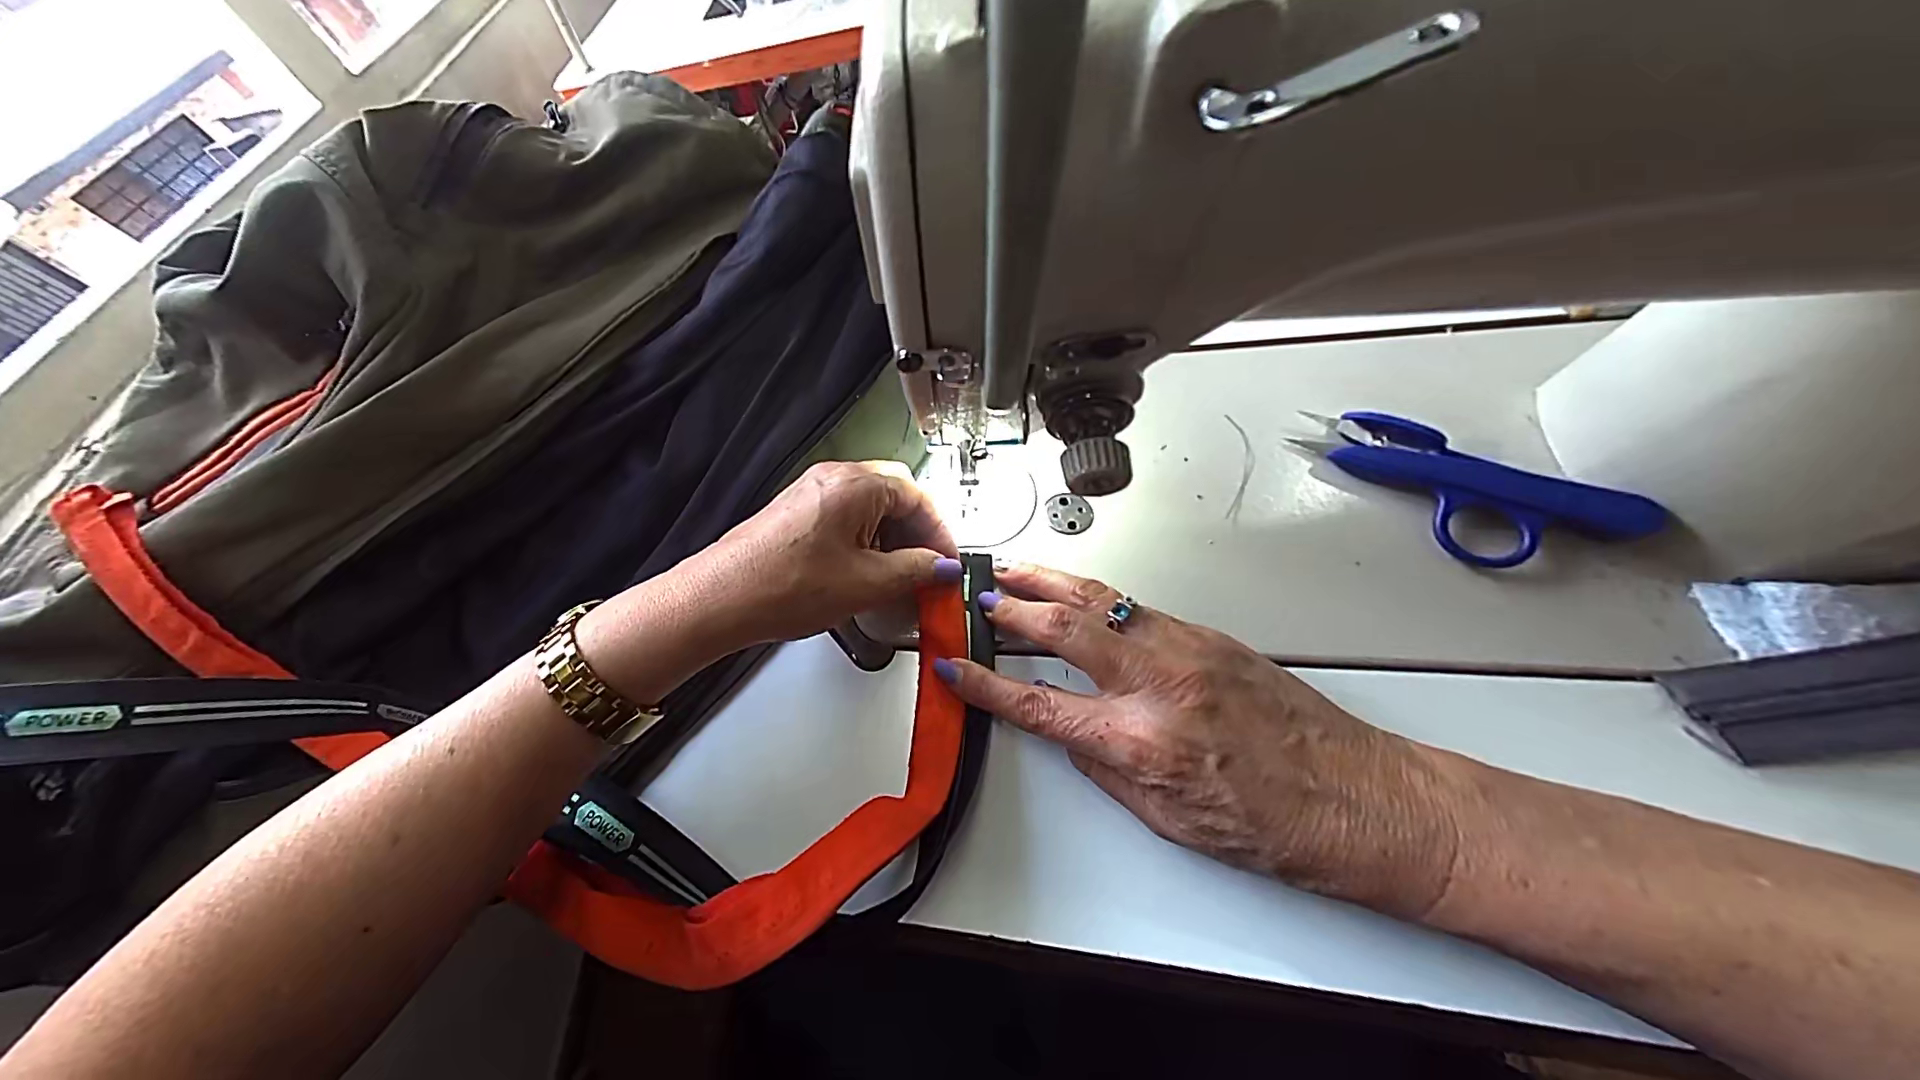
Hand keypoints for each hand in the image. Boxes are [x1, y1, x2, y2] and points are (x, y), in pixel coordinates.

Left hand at [683, 460, 960, 648]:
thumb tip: (940, 567)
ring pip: (871, 507)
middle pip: (896, 495)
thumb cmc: (776, 585)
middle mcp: (831, 479)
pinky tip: (868, 573)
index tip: (947, 560)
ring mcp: (812, 494)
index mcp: (854, 485)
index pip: (918, 496)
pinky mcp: (798, 514)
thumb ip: (915, 571)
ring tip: (900, 576)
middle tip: (929, 566)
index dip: (940, 532)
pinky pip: (847, 518)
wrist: (718, 600)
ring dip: (893, 538)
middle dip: (918, 533)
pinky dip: (867, 541)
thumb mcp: (866, 584)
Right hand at [935, 563, 1466, 918]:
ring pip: (1101, 600)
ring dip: (1050, 583)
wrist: (1359, 799)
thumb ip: (1106, 768)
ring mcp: (1188, 649)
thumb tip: (1071, 734)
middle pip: (1063, 629)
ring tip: (1017, 571)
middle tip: (981, 597)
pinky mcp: (1210, 635)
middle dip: (1011, 608)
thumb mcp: (1167, 819)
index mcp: (1141, 740)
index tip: (957, 667)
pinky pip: (1137, 605)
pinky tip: (1078, 593)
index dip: (985, 685)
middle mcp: (1159, 683)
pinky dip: (1097, 595)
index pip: (1038, 703)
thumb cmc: (1276, 825)